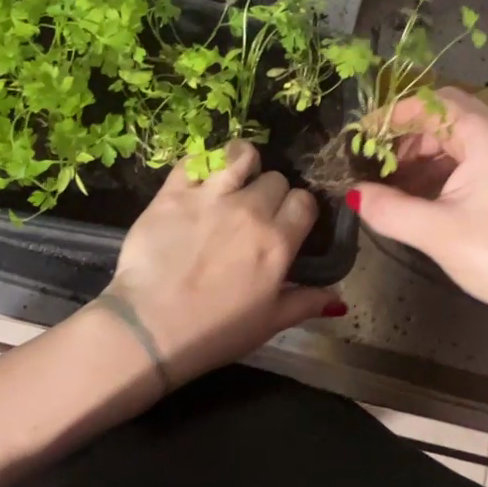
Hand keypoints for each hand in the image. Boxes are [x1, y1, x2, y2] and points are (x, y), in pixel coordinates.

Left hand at [102, 141, 340, 387]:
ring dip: (241, 164)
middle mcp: (250, 211)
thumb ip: (305, 303)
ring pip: (239, 154)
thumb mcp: (268, 324)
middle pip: (275, 178)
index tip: (286, 223)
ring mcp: (209, 196)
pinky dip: (200, 164)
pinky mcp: (172, 192)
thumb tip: (337, 299)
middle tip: (253, 214)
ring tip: (231, 180)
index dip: (299, 210)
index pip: (305, 202)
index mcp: (278, 241)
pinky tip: (198, 180)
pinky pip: (194, 159)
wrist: (150, 327)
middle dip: (270, 193)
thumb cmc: (214, 332)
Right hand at [350, 87, 487, 332]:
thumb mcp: (436, 232)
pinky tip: (417, 198)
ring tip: (388, 184)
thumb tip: (351, 193)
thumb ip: (388, 208)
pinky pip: (469, 161)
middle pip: (445, 116)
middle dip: (405, 136)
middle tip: (372, 163)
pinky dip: (440, 172)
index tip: (358, 138)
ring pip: (457, 140)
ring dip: (421, 155)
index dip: (392, 115)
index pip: (432, 103)